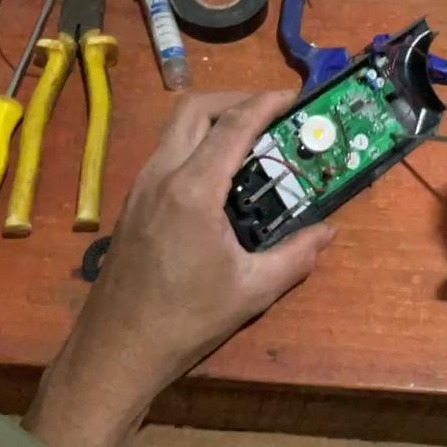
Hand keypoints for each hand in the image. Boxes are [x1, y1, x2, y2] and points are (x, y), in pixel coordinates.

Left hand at [26, 90, 335, 446]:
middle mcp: (162, 174)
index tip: (292, 97)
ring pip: (175, 126)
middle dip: (235, 98)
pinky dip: (195, 141)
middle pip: (195, 108)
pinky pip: (167, 150)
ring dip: (212, 117)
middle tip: (269, 111)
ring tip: (249, 135)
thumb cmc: (187, 320)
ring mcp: (141, 185)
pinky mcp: (133, 200)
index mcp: (193, 190)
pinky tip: (218, 172)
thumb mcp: (252, 290)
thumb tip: (329, 231)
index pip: (233, 125)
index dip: (265, 103)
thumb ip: (295, 256)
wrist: (116, 350)